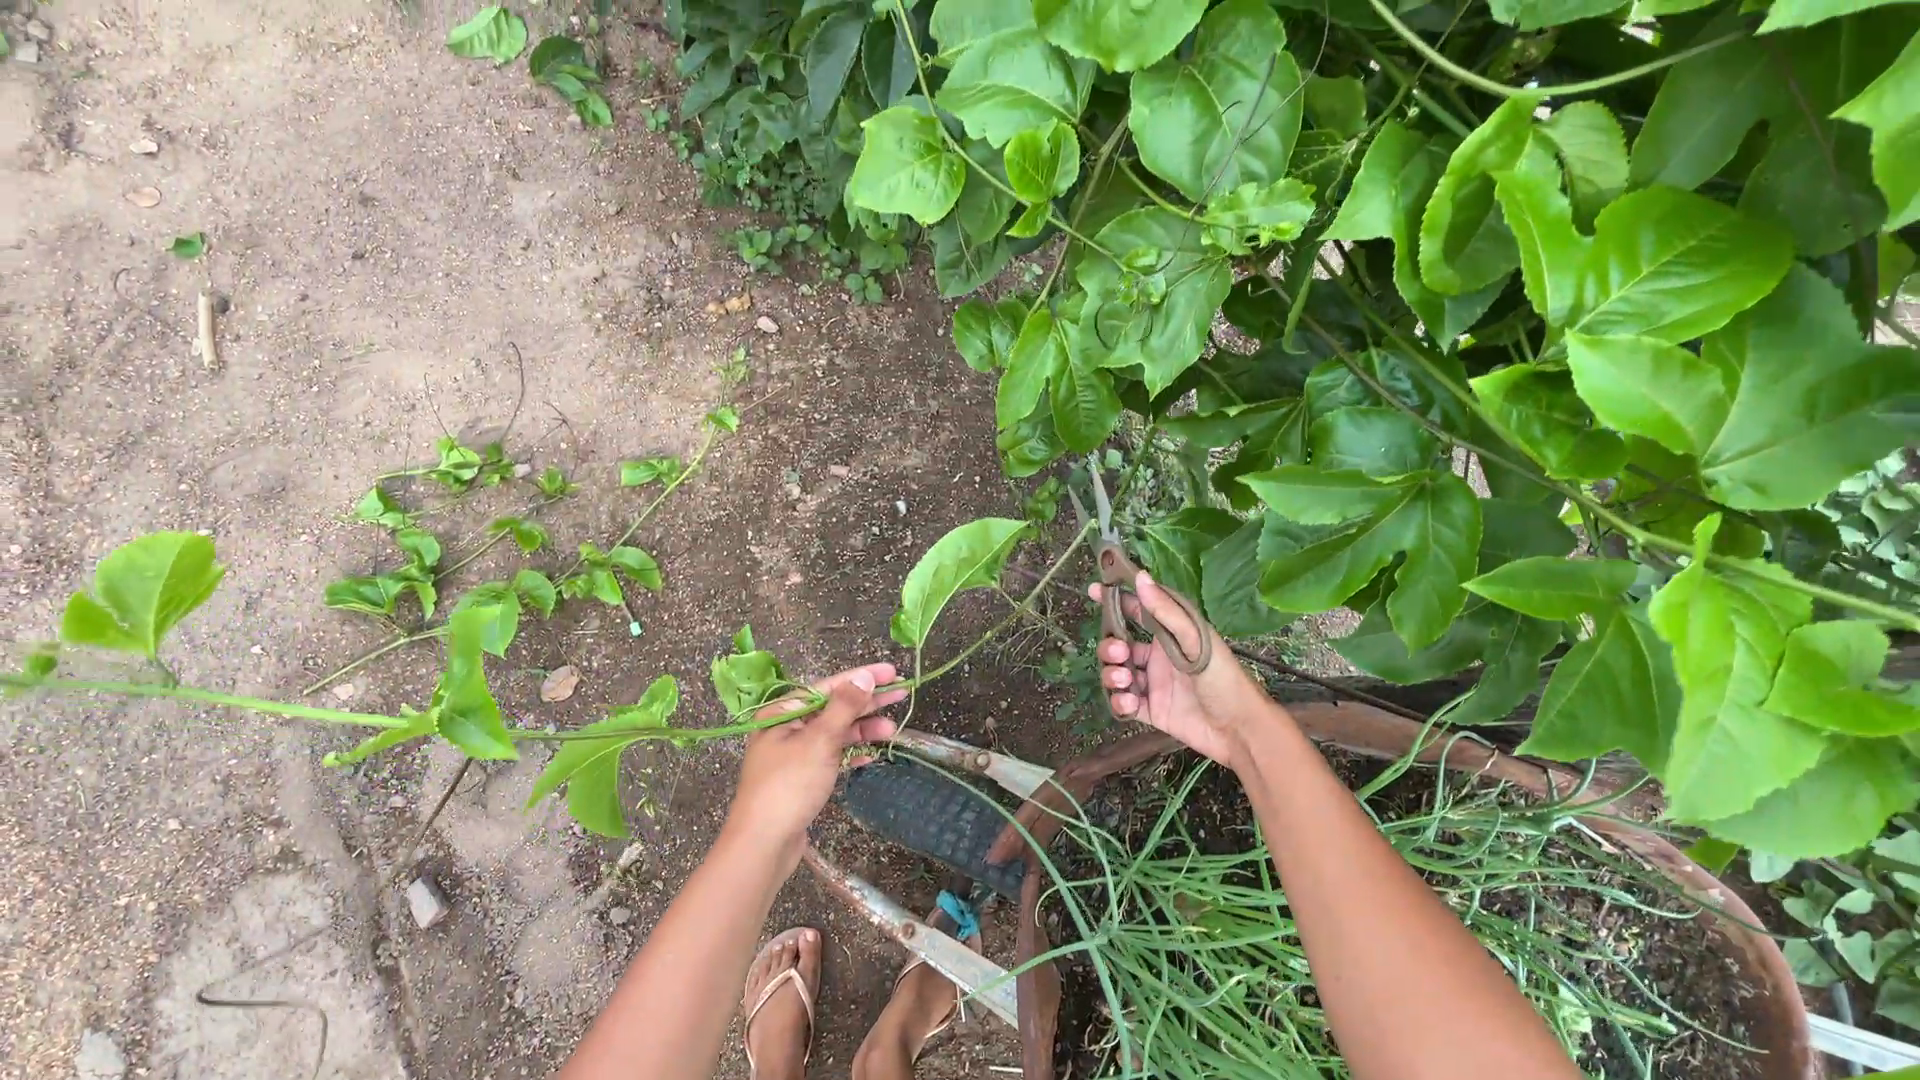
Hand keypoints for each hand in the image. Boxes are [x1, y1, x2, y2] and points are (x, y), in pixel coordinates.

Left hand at [726, 663, 904, 853]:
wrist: (763, 843)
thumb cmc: (789, 785)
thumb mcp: (819, 741)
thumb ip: (844, 707)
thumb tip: (864, 677)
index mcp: (783, 712)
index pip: (829, 686)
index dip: (862, 678)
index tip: (892, 672)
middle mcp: (786, 728)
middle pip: (834, 708)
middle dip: (867, 703)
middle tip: (901, 694)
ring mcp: (793, 754)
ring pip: (834, 733)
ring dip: (862, 731)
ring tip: (891, 732)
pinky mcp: (801, 777)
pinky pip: (831, 756)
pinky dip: (850, 754)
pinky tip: (871, 755)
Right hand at [1090, 571, 1278, 767]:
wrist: (1238, 729)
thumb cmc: (1224, 678)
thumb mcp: (1196, 639)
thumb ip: (1166, 611)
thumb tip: (1140, 577)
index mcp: (1171, 635)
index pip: (1138, 610)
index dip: (1116, 600)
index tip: (1093, 590)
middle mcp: (1158, 657)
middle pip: (1119, 645)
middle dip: (1110, 647)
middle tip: (1120, 653)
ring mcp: (1153, 684)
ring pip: (1117, 673)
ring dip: (1112, 674)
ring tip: (1124, 679)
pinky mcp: (1150, 710)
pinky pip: (1123, 703)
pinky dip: (1119, 701)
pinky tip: (1130, 703)